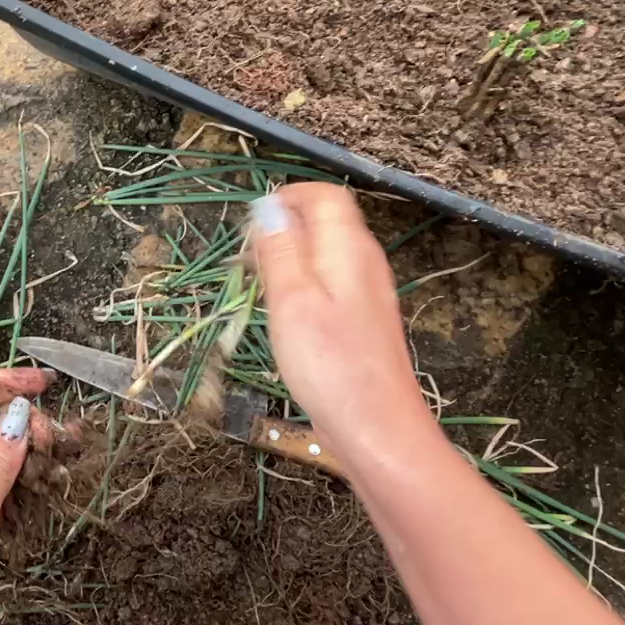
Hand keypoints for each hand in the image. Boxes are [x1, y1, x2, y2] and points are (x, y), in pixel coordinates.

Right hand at [249, 184, 439, 473]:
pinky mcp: (361, 317)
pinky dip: (300, 281)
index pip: (325, 195)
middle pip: (324, 221)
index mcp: (349, 248)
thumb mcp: (291, 300)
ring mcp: (366, 291)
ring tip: (258, 285)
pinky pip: (327, 279)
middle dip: (282, 228)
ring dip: (287, 256)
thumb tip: (268, 206)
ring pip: (323, 252)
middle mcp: (363, 261)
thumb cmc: (330, 364)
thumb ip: (280, 249)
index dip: (287, 198)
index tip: (251, 224)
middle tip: (247, 259)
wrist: (377, 429)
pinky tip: (283, 311)